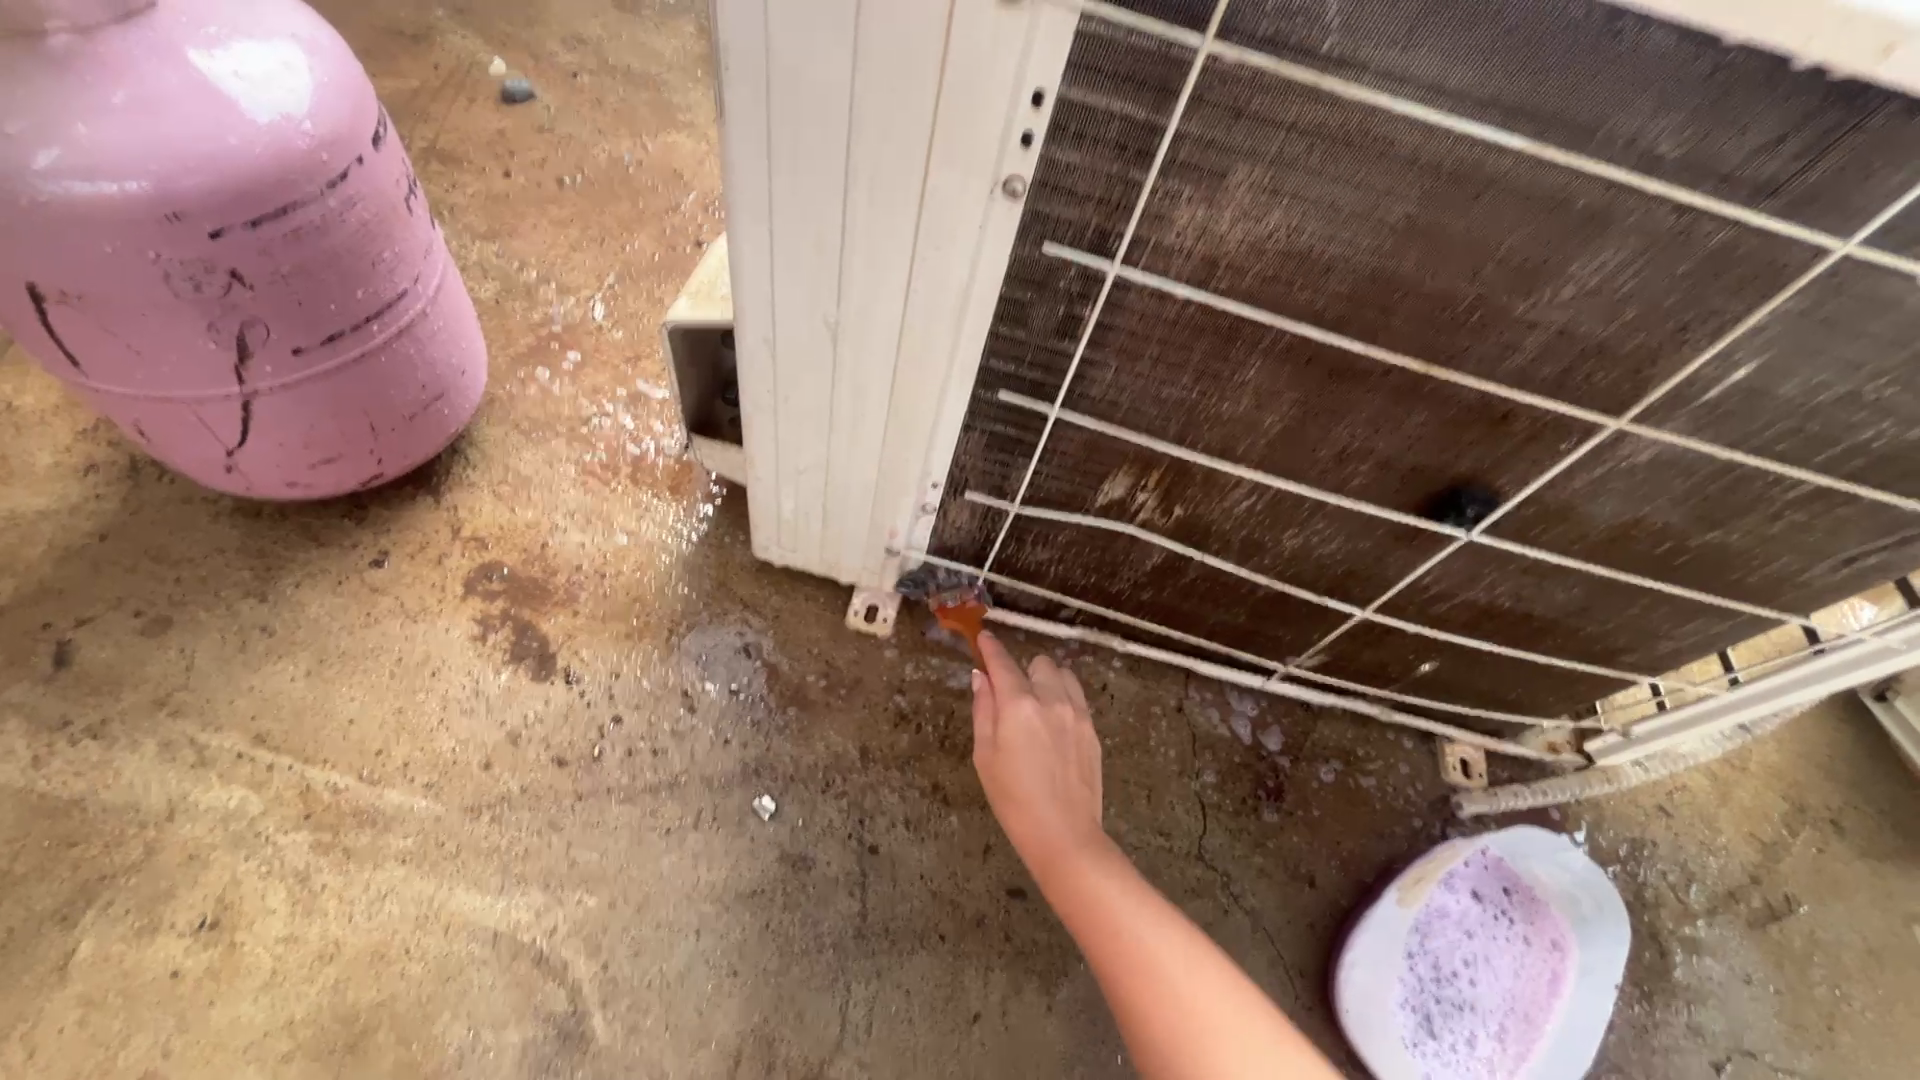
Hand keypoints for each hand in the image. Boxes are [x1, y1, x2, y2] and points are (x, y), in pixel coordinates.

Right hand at [971, 630, 1107, 876]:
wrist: (1063, 834)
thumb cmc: (1013, 799)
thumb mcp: (985, 756)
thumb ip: (983, 710)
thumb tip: (980, 677)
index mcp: (1018, 705)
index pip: (1002, 663)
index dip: (991, 648)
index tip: (984, 639)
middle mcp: (1051, 699)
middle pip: (1038, 663)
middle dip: (1023, 671)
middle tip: (1011, 695)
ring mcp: (1077, 713)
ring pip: (1062, 675)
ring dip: (1047, 680)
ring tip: (1037, 707)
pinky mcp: (1092, 729)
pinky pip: (1077, 697)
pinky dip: (1063, 697)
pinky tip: (1054, 724)